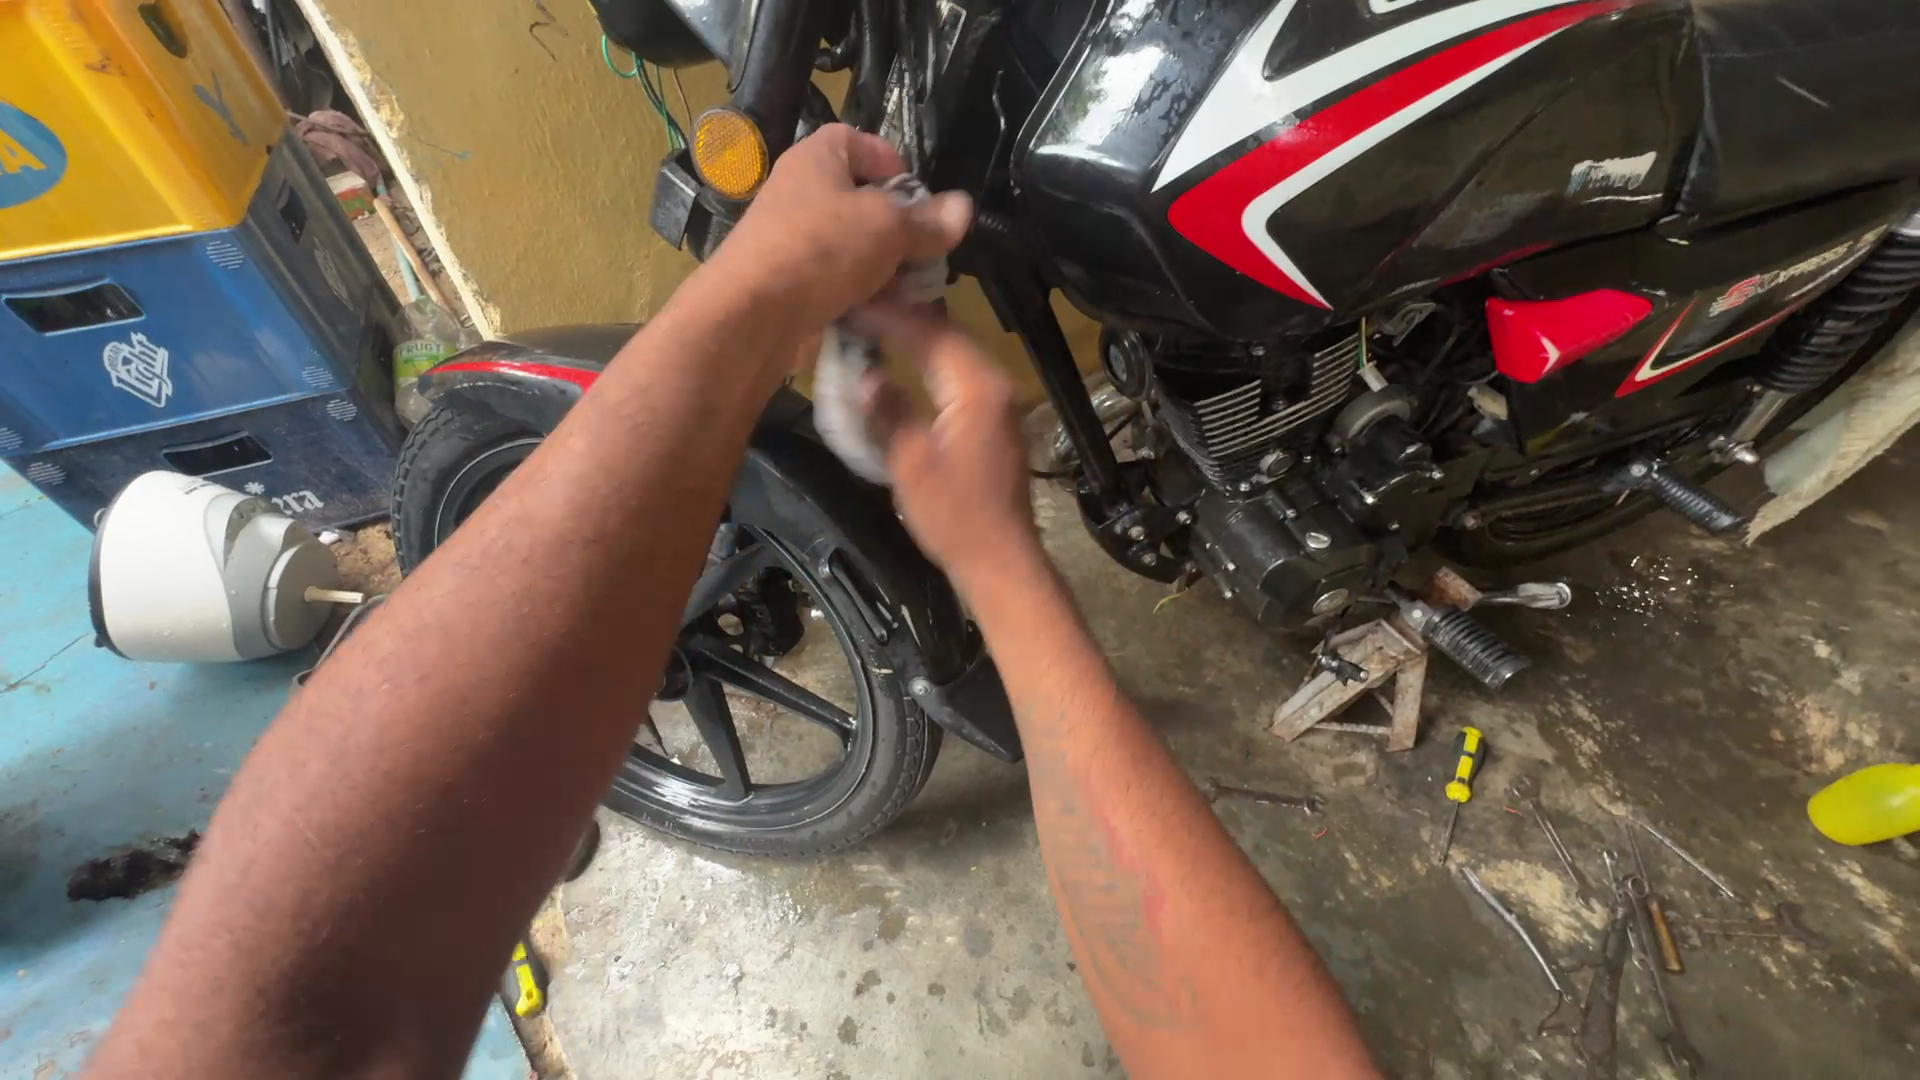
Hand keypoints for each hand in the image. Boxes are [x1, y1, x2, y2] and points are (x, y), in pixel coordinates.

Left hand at [703, 125, 971, 331]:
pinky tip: (881, 314)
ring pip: (853, 249)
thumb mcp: (887, 229)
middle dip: (899, 230)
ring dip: (885, 270)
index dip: (893, 163)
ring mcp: (794, 242)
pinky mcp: (791, 285)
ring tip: (910, 293)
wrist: (752, 315)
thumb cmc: (821, 250)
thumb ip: (927, 221)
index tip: (921, 197)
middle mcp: (801, 194)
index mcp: (818, 159)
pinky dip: (860, 295)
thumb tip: (963, 208)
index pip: (859, 142)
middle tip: (926, 256)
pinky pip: (837, 283)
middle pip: (862, 202)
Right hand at [857, 307, 1040, 586]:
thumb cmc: (954, 517)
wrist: (999, 558)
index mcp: (976, 388)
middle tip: (859, 306)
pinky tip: (905, 362)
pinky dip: (930, 363)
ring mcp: (999, 402)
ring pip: (954, 353)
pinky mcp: (994, 419)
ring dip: (916, 337)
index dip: (888, 316)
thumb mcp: (910, 464)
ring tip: (875, 325)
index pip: (929, 332)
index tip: (850, 305)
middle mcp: (994, 384)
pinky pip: (960, 375)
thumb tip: (866, 375)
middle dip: (902, 318)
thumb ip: (888, 411)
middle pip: (946, 334)